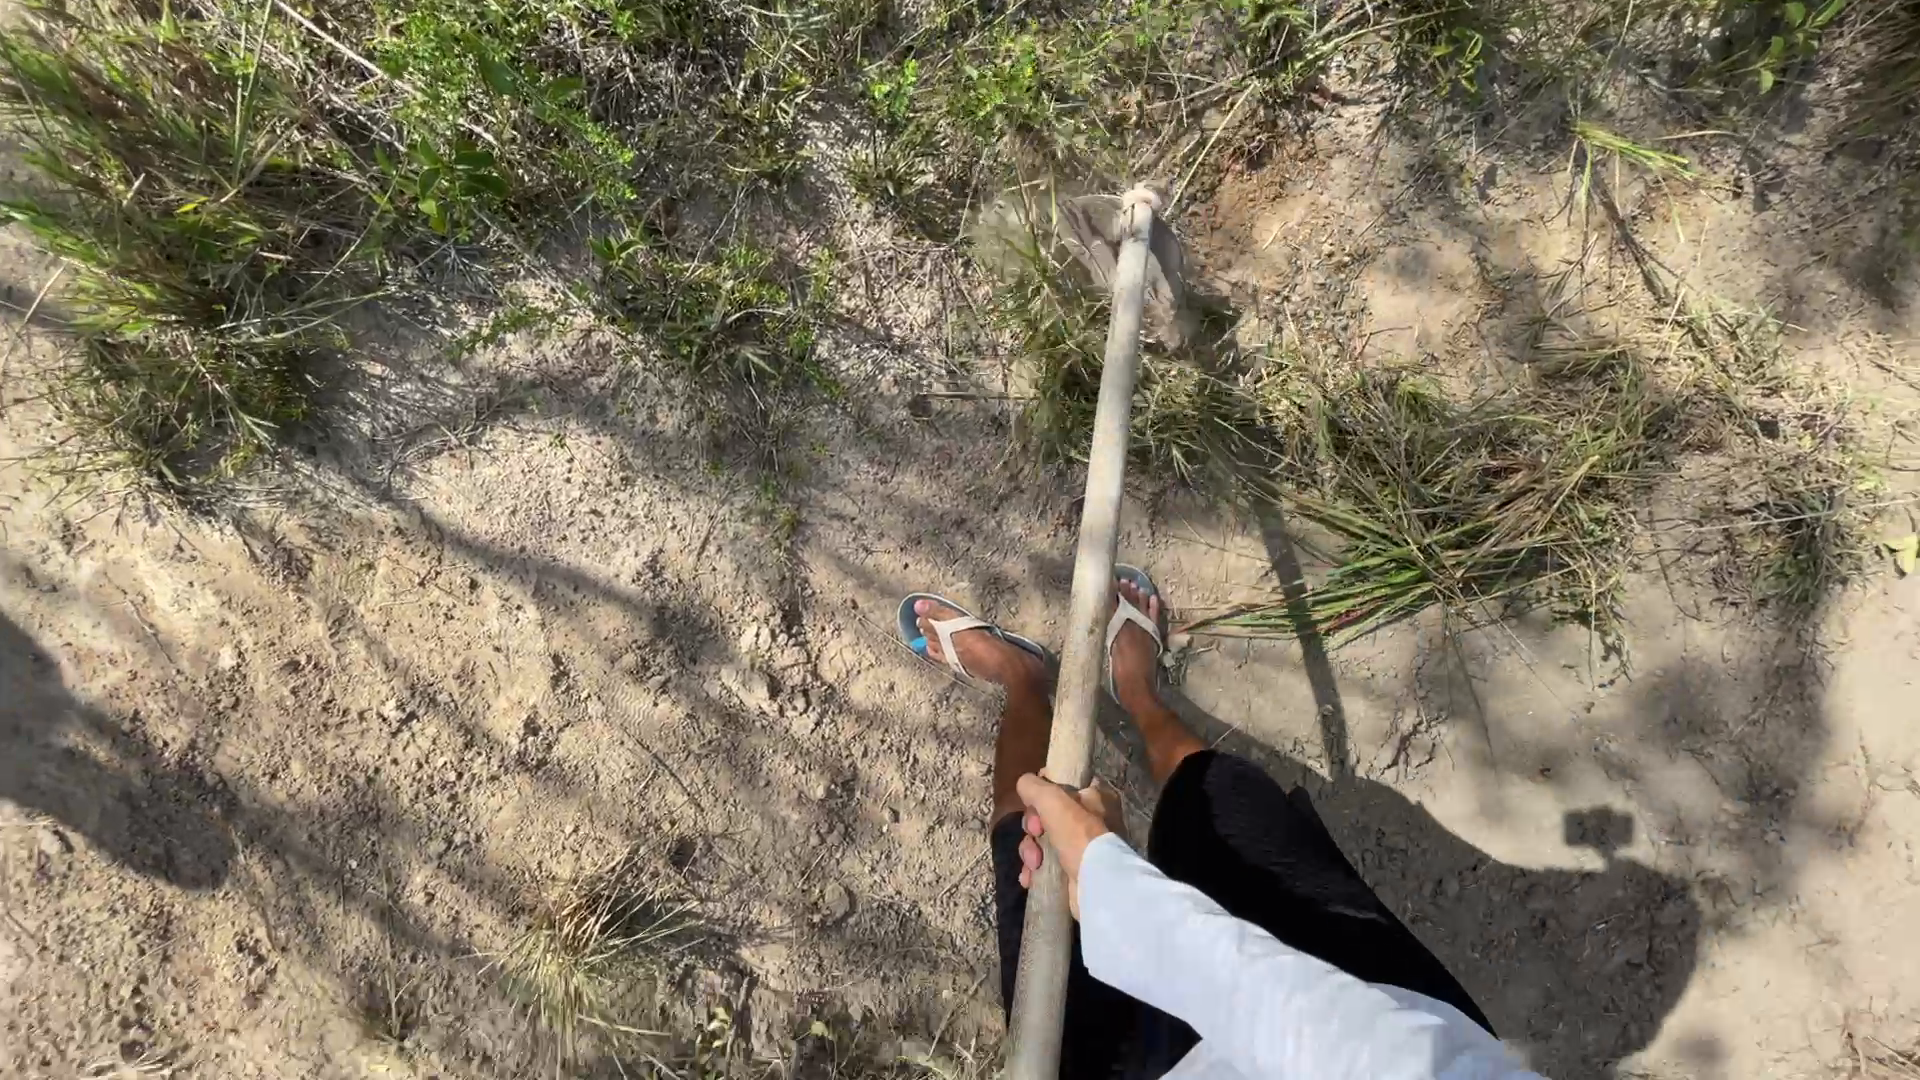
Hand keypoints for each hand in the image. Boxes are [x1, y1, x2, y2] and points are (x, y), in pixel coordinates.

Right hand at [1015, 774, 1124, 918]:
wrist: (1096, 886)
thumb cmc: (1079, 834)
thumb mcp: (1052, 799)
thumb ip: (1034, 786)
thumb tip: (1024, 784)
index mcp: (1095, 797)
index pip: (1063, 784)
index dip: (1043, 791)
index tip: (1034, 801)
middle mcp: (1090, 821)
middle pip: (1047, 814)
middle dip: (1032, 826)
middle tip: (1035, 833)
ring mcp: (1080, 849)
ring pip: (1042, 841)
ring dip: (1030, 851)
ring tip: (1034, 863)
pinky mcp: (1071, 873)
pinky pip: (1044, 865)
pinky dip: (1033, 870)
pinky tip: (1030, 877)